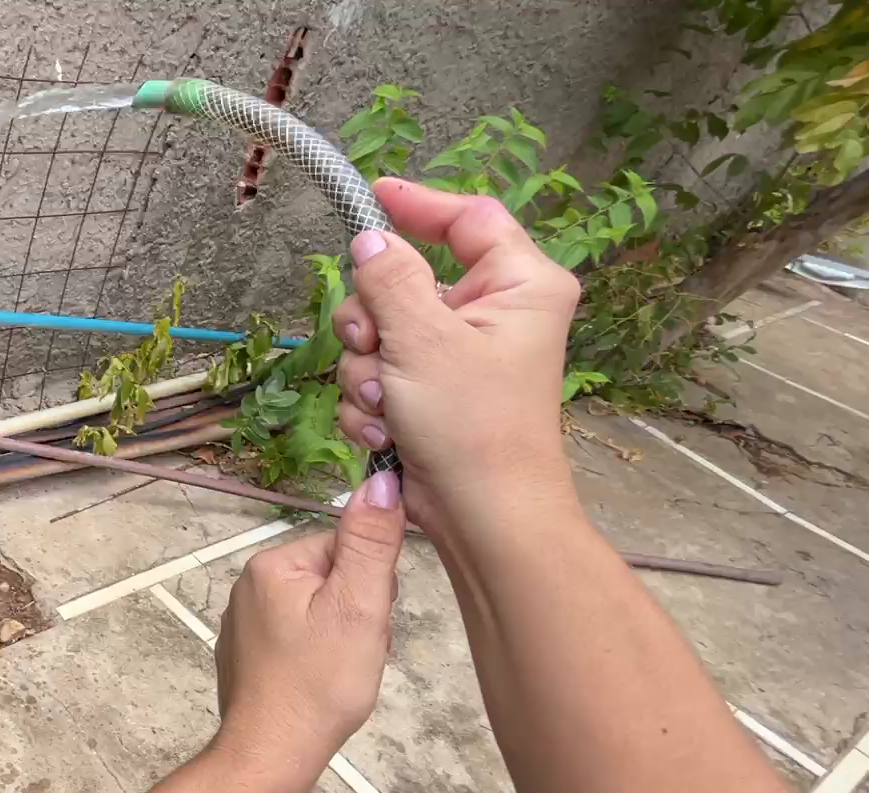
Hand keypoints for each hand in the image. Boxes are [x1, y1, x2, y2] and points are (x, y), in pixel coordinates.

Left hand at [212, 471, 406, 792]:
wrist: (272, 749)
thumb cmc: (319, 680)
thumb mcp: (358, 607)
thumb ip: (370, 543)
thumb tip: (379, 478)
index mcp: (271, 564)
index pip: (345, 547)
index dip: (371, 583)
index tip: (368, 619)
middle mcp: (248, 583)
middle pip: (332, 577)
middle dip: (357, 610)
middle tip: (354, 648)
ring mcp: (243, 618)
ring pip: (319, 609)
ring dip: (343, 633)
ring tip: (339, 667)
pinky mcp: (246, 649)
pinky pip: (298, 634)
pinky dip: (318, 652)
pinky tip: (320, 679)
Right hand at [332, 179, 582, 540]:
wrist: (477, 508)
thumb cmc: (471, 420)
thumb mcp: (425, 340)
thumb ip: (391, 281)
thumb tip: (368, 238)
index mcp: (516, 286)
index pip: (468, 220)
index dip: (420, 205)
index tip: (373, 196)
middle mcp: (485, 315)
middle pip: (400, 285)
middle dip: (371, 327)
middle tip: (375, 352)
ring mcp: (449, 356)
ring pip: (374, 339)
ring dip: (365, 375)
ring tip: (387, 406)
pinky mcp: (421, 392)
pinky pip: (372, 378)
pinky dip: (367, 404)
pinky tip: (385, 429)